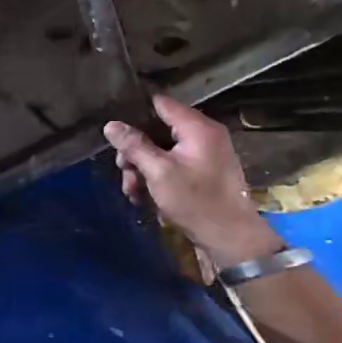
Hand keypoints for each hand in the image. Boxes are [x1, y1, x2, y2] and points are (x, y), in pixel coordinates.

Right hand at [104, 94, 282, 267]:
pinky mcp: (200, 169)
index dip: (133, 108)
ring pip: (158, 147)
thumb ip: (133, 145)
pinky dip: (153, 174)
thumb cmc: (196, 202)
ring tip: (131, 188)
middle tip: (122, 167)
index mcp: (198, 128)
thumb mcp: (158, 172)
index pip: (159, 102)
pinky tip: (141, 193)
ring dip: (139, 165)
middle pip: (155, 127)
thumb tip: (110, 124)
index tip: (111, 121)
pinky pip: (168, 161)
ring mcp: (202, 152)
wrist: (231, 239)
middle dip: (133, 147)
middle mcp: (202, 134)